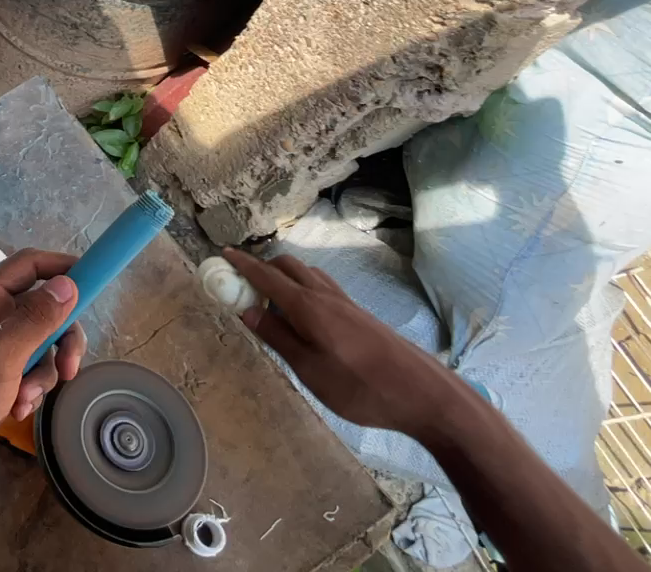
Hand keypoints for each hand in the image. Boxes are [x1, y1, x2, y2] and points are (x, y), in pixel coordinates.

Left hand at [0, 249, 86, 484]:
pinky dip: (31, 386)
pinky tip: (17, 407)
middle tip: (69, 368)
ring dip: (43, 373)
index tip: (95, 280)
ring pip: (41, 342)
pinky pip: (30, 366)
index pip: (29, 264)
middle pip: (43, 307)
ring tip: (25, 398)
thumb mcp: (2, 356)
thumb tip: (68, 283)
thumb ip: (36, 319)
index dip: (62, 266)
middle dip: (60, 339)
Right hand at [224, 248, 465, 442]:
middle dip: (262, 267)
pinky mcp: (360, 315)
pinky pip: (322, 286)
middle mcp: (325, 295)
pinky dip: (303, 285)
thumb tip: (246, 311)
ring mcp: (346, 303)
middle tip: (244, 285)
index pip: (265, 276)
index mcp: (307, 306)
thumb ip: (277, 337)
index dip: (242, 264)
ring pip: (307, 273)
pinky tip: (305, 312)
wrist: (427, 396)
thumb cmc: (362, 387)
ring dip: (284, 275)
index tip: (222, 254)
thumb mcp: (310, 370)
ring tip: (272, 298)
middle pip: (287, 266)